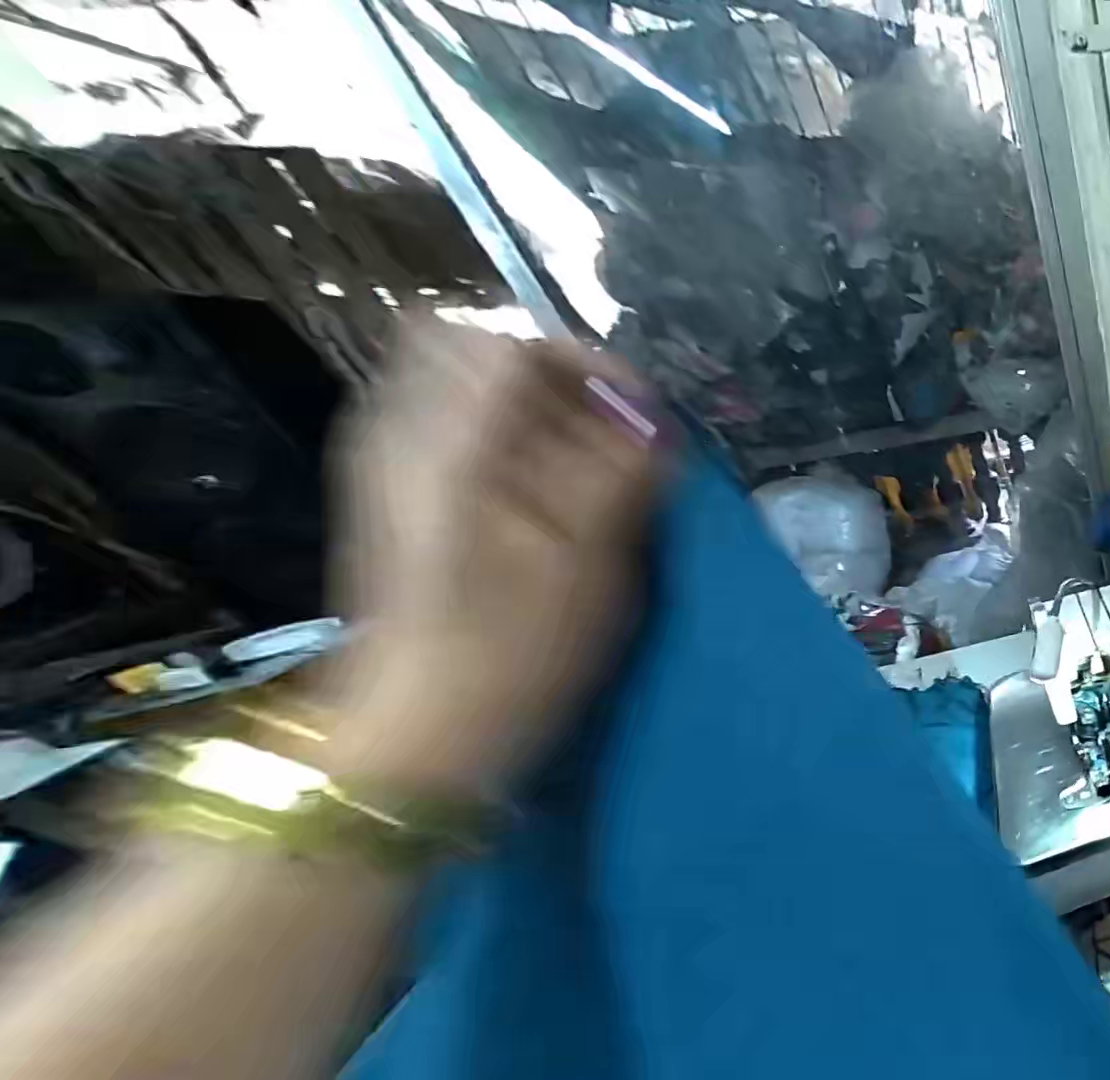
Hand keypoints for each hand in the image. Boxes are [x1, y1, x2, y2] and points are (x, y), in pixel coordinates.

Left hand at [317, 318, 668, 793]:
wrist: (426, 731)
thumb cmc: (517, 650)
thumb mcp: (590, 562)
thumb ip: (624, 476)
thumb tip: (658, 423)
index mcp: (452, 448)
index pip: (515, 345)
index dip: (591, 365)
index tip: (643, 414)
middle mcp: (410, 437)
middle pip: (487, 354)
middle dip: (567, 384)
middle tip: (617, 435)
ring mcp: (400, 466)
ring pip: (477, 392)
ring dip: (550, 414)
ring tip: (598, 466)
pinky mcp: (409, 498)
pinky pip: (470, 434)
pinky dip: (525, 442)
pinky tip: (558, 492)